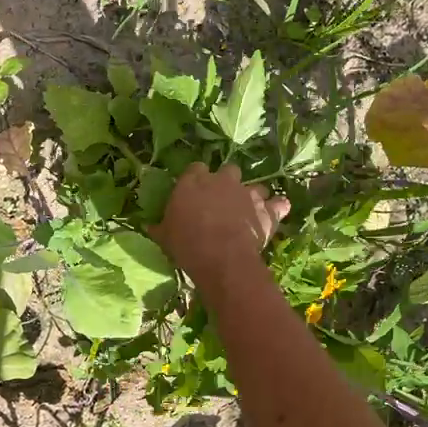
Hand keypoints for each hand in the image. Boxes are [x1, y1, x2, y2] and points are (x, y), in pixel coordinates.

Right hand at [150, 162, 287, 283]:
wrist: (221, 257)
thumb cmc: (186, 243)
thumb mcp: (164, 236)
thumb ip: (159, 227)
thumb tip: (148, 226)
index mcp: (193, 182)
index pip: (195, 168)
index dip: (196, 179)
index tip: (194, 191)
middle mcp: (223, 180)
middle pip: (228, 170)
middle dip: (227, 182)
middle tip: (222, 200)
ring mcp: (248, 193)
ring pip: (255, 186)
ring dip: (252, 196)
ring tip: (248, 211)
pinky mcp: (267, 209)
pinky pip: (278, 204)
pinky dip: (277, 209)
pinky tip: (275, 214)